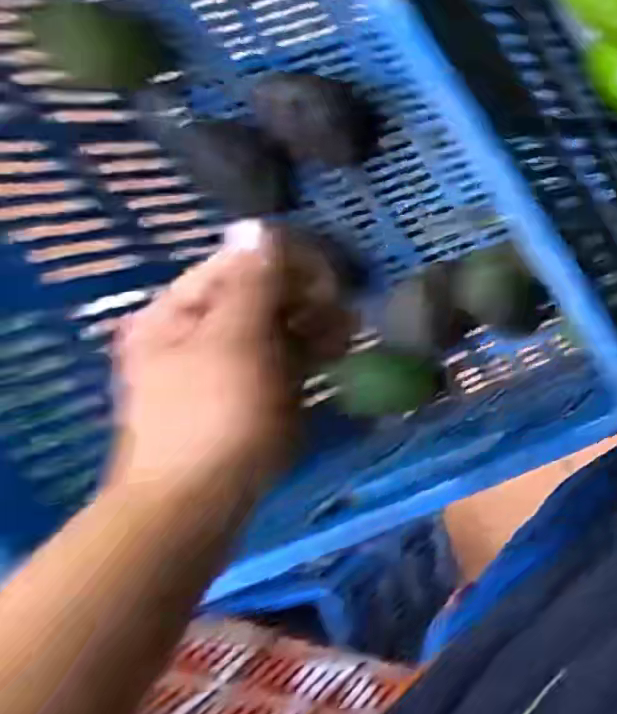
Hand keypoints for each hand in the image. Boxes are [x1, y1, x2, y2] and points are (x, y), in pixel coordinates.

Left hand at [109, 222, 353, 497]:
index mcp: (178, 312)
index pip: (243, 262)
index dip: (290, 265)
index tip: (329, 284)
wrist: (208, 488)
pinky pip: (299, 344)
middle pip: (272, 287)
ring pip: (292, 315)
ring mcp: (234, 354)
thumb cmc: (215, 409)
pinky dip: (321, 345)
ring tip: (341, 342)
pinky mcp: (263, 377)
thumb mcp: (234, 339)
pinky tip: (337, 355)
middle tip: (337, 319)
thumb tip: (258, 226)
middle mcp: (202, 326)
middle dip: (311, 297)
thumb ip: (253, 282)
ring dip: (323, 322)